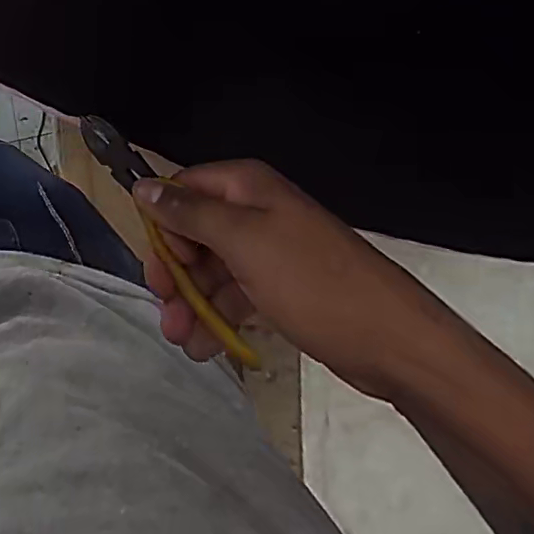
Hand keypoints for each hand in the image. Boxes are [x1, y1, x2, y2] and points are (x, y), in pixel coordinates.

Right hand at [134, 160, 441, 398]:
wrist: (390, 338)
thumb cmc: (311, 280)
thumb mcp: (243, 241)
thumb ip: (189, 213)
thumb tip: (143, 187)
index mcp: (245, 186)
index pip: (184, 189)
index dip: (165, 224)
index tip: (162, 265)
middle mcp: (254, 210)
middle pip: (194, 231)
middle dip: (177, 271)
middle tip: (166, 309)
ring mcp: (267, 250)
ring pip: (212, 267)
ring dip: (193, 301)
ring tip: (183, 340)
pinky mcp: (278, 286)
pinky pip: (234, 293)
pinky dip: (217, 316)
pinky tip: (205, 346)